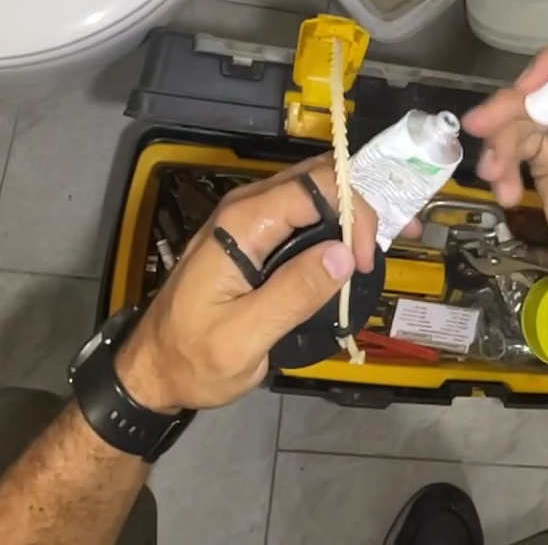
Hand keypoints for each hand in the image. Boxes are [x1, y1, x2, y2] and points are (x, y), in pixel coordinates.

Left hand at [116, 158, 378, 412]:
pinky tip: (355, 243)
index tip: (363, 260)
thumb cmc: (192, 358)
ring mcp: (249, 216)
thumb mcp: (244, 338)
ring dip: (352, 209)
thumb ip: (294, 293)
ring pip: (313, 189)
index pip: (314, 188)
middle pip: (316, 178)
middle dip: (362, 201)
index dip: (352, 212)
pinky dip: (335, 220)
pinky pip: (303, 210)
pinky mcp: (254, 232)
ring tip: (385, 239)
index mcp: (241, 224)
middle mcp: (245, 206)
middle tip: (395, 237)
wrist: (152, 368)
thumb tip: (344, 253)